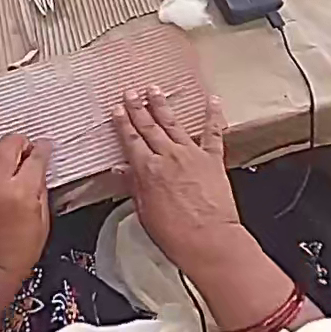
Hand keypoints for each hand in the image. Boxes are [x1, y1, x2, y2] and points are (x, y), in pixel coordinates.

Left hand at [0, 135, 53, 305]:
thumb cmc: (15, 255)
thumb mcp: (43, 223)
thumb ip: (41, 189)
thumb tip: (40, 168)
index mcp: (21, 192)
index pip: (37, 155)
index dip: (44, 148)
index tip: (46, 148)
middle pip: (10, 142)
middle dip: (22, 144)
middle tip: (27, 153)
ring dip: (0, 148)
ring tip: (6, 160)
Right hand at [111, 89, 247, 278]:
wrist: (210, 241)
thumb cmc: (177, 235)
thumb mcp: (145, 213)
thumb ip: (134, 187)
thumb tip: (123, 171)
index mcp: (148, 170)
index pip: (131, 140)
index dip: (123, 123)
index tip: (118, 110)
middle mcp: (168, 157)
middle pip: (148, 127)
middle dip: (138, 107)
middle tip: (131, 92)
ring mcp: (191, 155)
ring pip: (173, 123)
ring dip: (162, 105)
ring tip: (154, 90)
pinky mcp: (212, 159)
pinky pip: (212, 132)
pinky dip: (212, 115)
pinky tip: (212, 100)